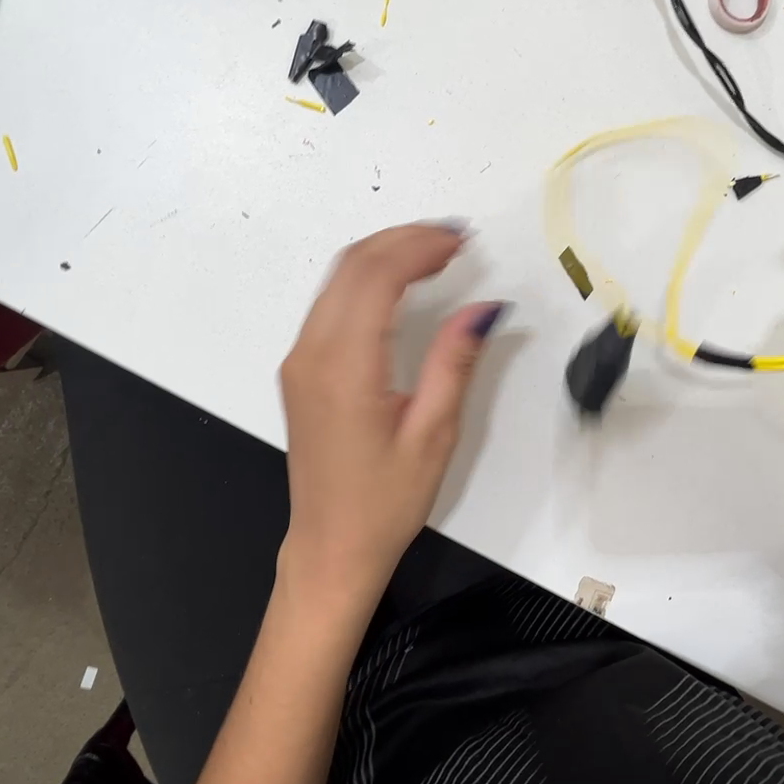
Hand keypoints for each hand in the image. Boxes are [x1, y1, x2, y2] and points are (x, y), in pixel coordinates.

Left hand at [279, 223, 506, 602]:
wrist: (331, 546)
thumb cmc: (385, 502)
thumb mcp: (433, 434)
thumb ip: (455, 362)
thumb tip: (484, 308)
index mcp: (345, 368)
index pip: (377, 277)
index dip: (419, 247)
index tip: (461, 241)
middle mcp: (311, 353)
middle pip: (352, 265)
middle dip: (403, 239)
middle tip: (454, 238)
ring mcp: (299, 359)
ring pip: (338, 278)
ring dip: (384, 253)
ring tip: (435, 252)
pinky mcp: (300, 369)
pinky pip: (331, 302)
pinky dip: (367, 278)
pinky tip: (401, 284)